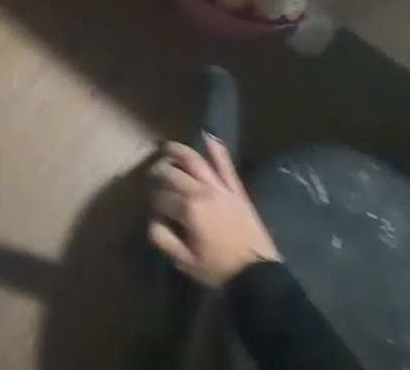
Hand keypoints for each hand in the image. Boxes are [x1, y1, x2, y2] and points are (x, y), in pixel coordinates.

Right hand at [148, 137, 280, 286]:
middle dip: (158, 174)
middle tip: (152, 178)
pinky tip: (207, 135)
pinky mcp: (236, 189)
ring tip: (166, 147)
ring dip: (178, 151)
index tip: (154, 212)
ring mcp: (220, 187)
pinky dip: (216, 148)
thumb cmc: (219, 270)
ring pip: (195, 161)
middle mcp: (202, 191)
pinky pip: (225, 164)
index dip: (153, 203)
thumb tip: (152, 220)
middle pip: (173, 174)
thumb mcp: (184, 263)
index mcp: (188, 210)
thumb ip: (163, 239)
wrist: (257, 273)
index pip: (160, 197)